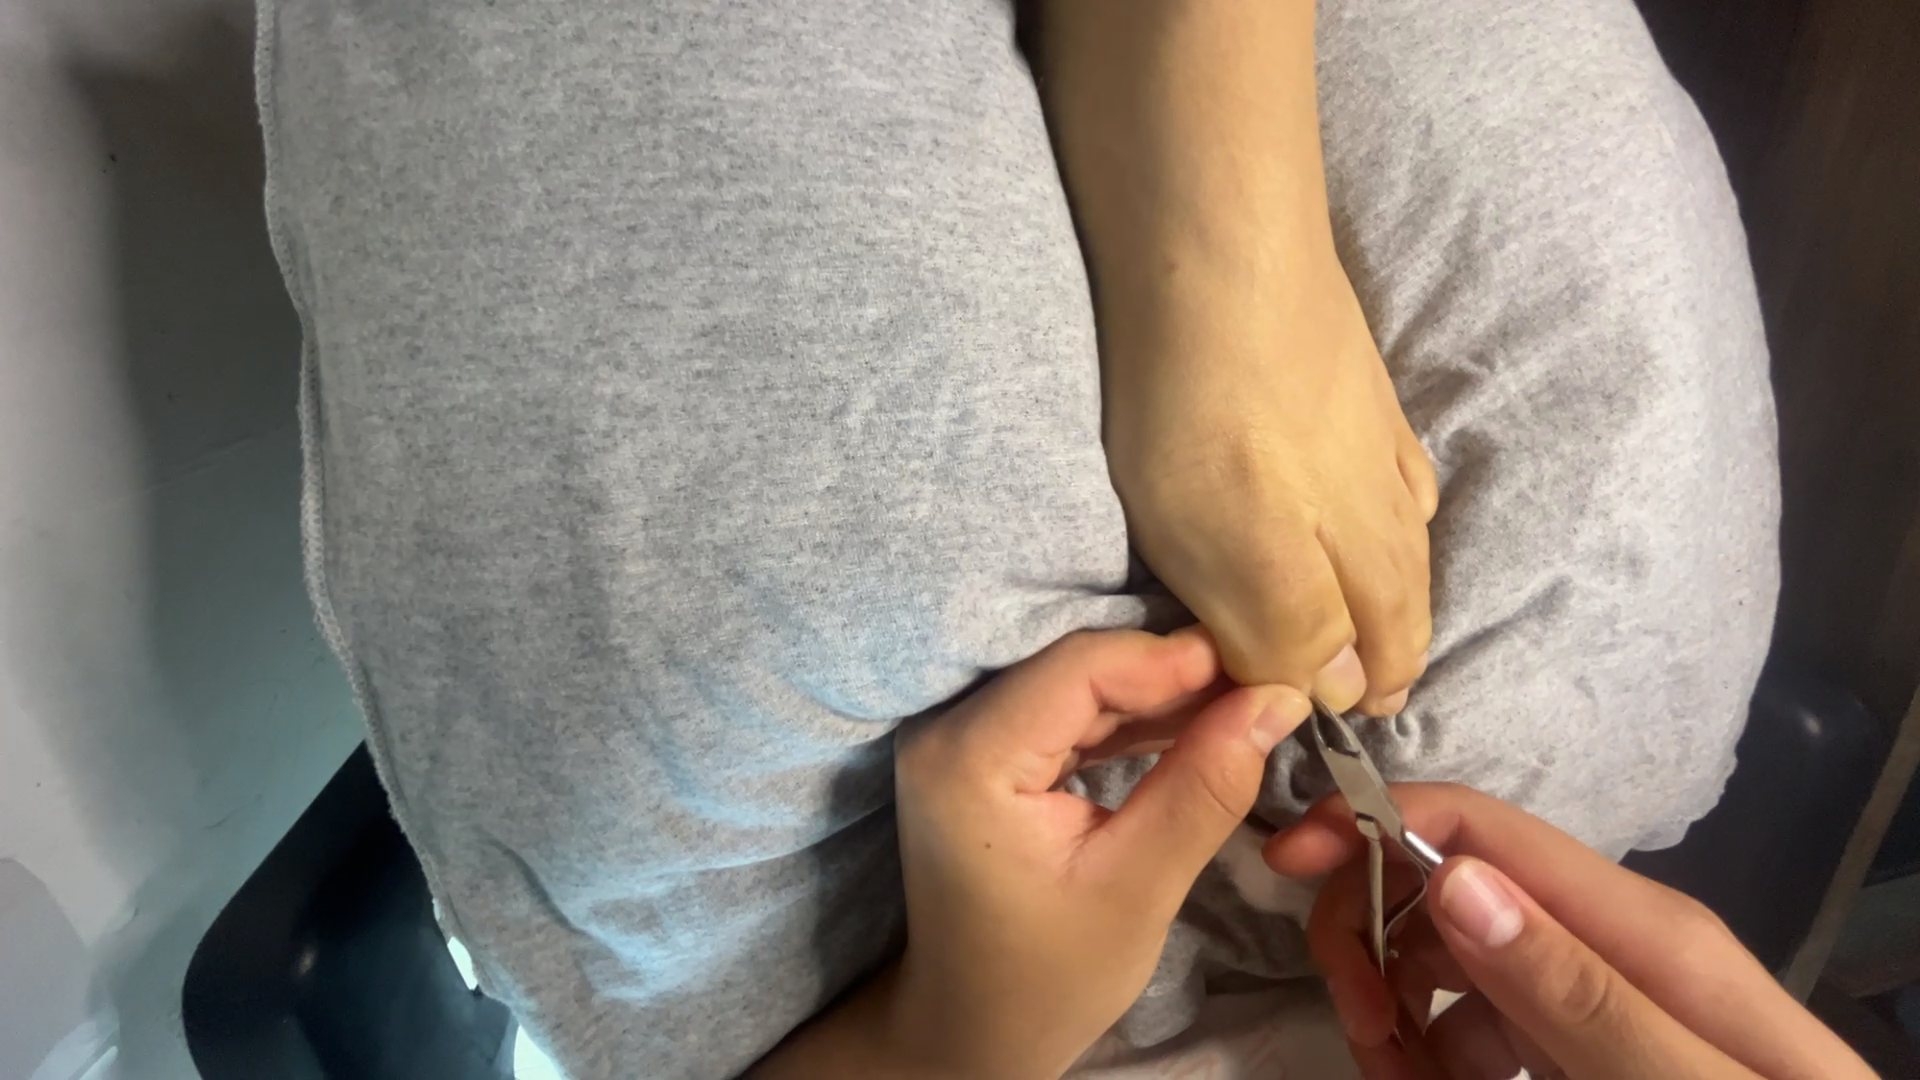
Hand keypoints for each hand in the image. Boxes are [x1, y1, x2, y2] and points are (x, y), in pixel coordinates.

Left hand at [753, 629, 1307, 1078]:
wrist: (972, 1022)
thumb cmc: (1048, 978)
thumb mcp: (1137, 890)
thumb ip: (1204, 788)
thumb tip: (1273, 701)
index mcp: (967, 761)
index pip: (1076, 669)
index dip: (1168, 657)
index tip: (1255, 664)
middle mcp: (948, 728)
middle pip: (1073, 669)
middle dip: (1169, 673)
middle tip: (1257, 680)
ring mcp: (958, 733)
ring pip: (1072, 683)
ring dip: (1153, 691)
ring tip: (1236, 698)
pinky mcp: (979, 746)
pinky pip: (1061, 708)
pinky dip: (1123, 715)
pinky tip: (1185, 718)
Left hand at [1103, 255, 1437, 714]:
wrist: (1223, 269)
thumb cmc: (1204, 428)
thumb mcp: (1223, 552)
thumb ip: (1284, 628)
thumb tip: (1330, 686)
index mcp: (1350, 559)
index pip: (1367, 652)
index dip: (1351, 693)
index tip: (1342, 721)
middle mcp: (1384, 508)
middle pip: (1400, 605)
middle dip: (1386, 659)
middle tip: (1374, 695)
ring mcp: (1377, 442)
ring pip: (1405, 546)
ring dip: (1397, 600)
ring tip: (1384, 632)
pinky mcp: (1361, 390)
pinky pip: (1400, 478)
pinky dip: (1402, 524)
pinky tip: (1395, 520)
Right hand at [1266, 784, 1873, 1079]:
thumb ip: (1583, 992)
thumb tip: (1452, 875)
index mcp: (1630, 922)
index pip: (1470, 822)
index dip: (1365, 816)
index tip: (1285, 861)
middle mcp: (1591, 929)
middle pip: (1431, 880)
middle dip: (1365, 933)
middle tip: (1356, 1022)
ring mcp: (1574, 981)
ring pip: (1430, 946)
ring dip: (1384, 999)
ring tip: (1390, 1073)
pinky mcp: (1561, 1029)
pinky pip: (1456, 1008)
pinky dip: (1417, 1041)